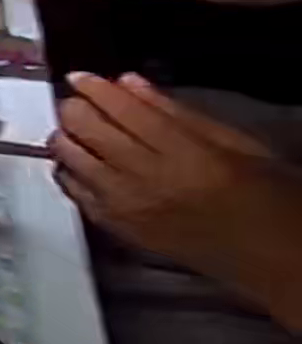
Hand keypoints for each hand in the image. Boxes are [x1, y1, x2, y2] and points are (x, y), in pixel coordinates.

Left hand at [52, 73, 301, 322]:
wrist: (285, 265)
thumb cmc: (276, 202)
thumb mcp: (243, 149)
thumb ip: (177, 112)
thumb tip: (126, 81)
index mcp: (193, 159)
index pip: (124, 111)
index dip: (94, 88)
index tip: (82, 78)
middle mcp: (149, 180)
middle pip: (83, 127)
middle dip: (75, 108)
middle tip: (83, 104)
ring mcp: (123, 203)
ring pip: (65, 151)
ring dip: (68, 135)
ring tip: (85, 132)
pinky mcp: (109, 222)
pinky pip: (67, 182)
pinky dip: (69, 166)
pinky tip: (87, 162)